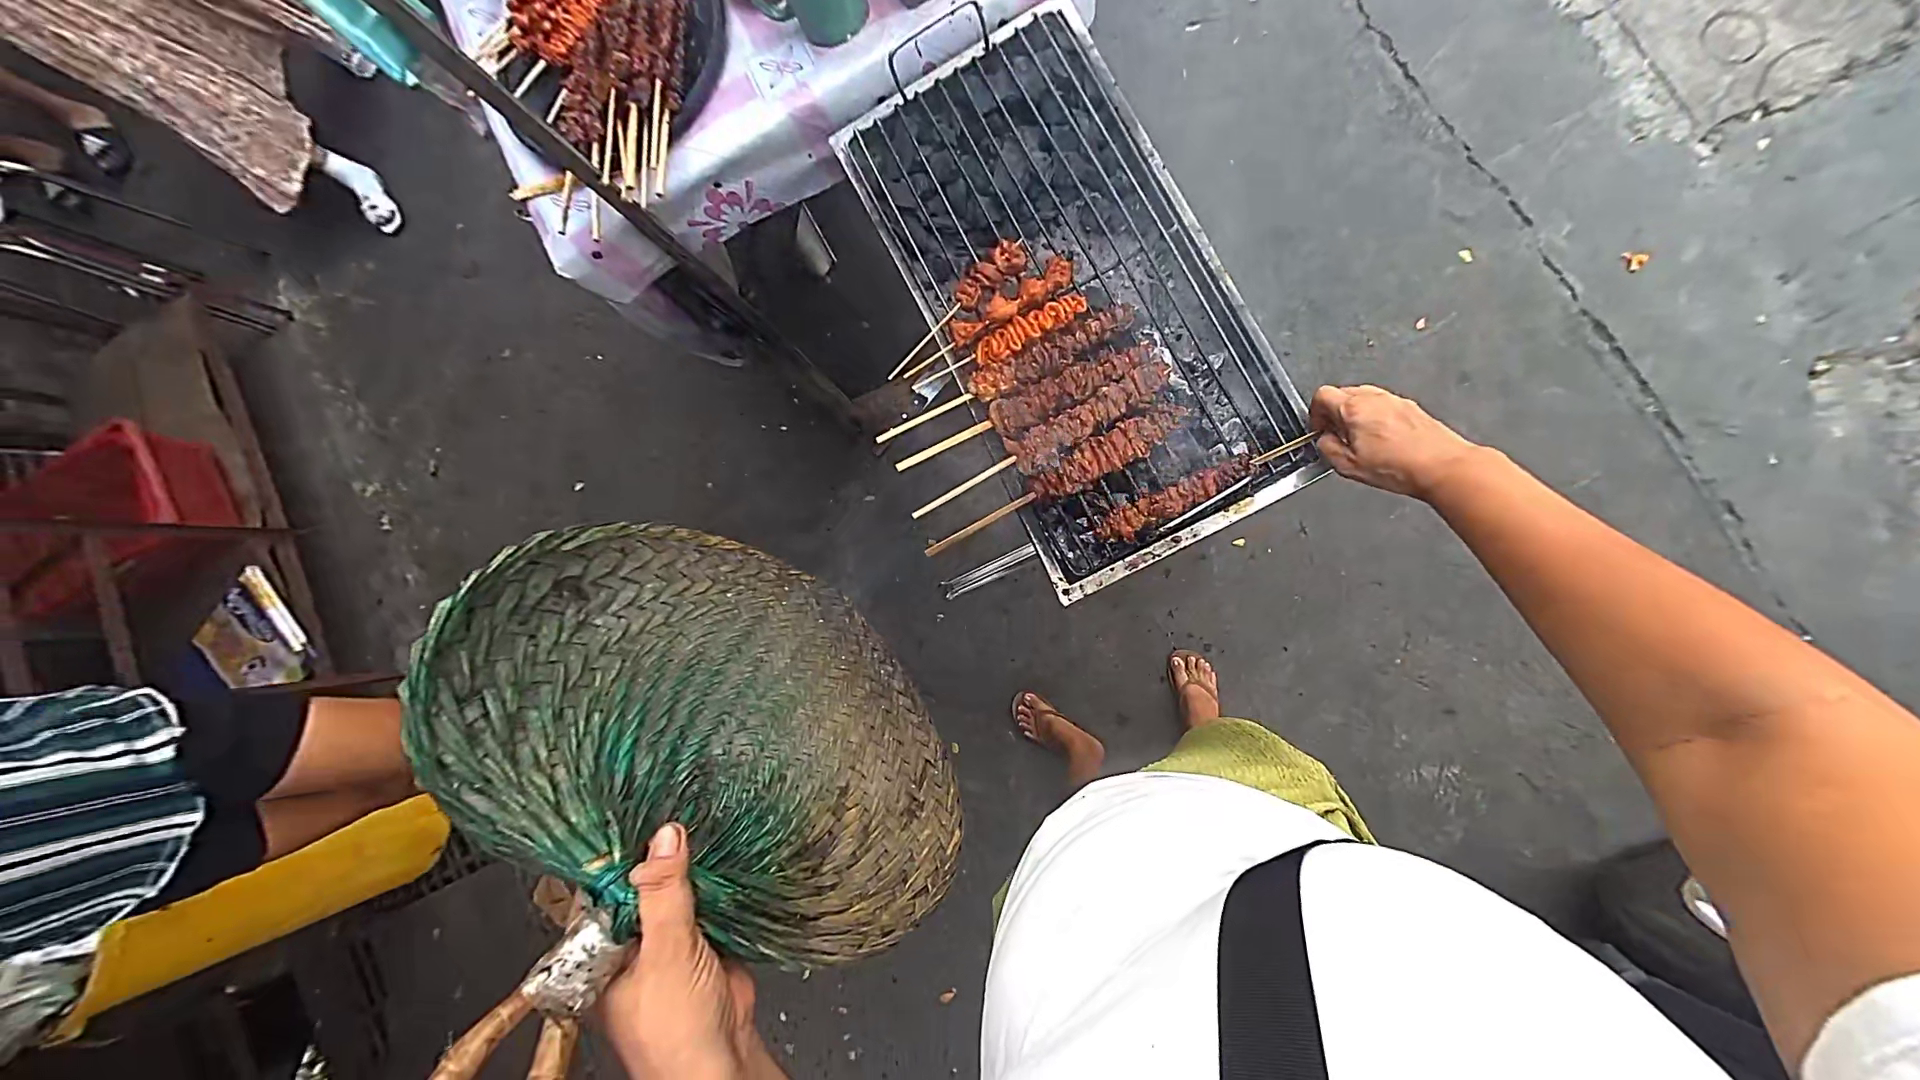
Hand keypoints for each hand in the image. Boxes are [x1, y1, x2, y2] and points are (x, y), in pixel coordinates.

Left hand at [600, 824, 783, 1079]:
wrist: (723, 1059)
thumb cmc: (674, 1032)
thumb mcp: (665, 954)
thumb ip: (664, 895)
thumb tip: (664, 838)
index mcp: (600, 950)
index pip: (602, 888)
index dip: (619, 851)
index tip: (636, 810)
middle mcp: (628, 942)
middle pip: (640, 882)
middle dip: (658, 851)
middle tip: (673, 805)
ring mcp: (665, 939)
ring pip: (673, 888)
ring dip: (687, 863)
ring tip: (697, 819)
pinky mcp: (700, 937)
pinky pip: (704, 898)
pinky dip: (713, 879)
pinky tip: (720, 853)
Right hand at [1309, 385, 1482, 499]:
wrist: (1442, 466)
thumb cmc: (1400, 466)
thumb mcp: (1346, 465)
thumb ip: (1326, 447)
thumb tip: (1324, 440)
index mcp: (1354, 408)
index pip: (1322, 396)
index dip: (1315, 414)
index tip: (1320, 429)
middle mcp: (1374, 398)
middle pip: (1342, 393)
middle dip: (1334, 413)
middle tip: (1337, 435)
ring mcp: (1394, 400)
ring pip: (1363, 398)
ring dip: (1355, 415)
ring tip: (1360, 440)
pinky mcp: (1410, 407)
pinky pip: (1383, 405)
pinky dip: (1374, 417)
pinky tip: (1380, 440)